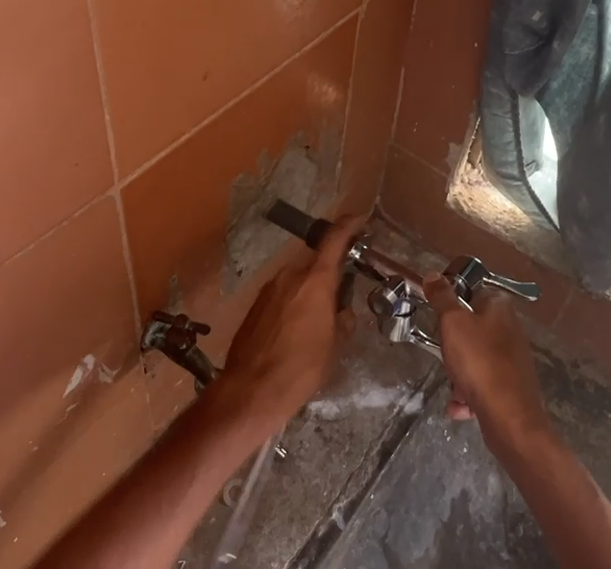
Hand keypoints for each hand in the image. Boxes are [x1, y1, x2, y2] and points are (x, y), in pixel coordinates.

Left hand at [210, 210, 361, 432]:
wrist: (251, 390)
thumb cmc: (301, 368)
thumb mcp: (334, 346)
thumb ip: (342, 320)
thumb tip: (342, 311)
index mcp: (316, 280)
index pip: (334, 239)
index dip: (349, 225)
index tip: (360, 219)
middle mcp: (290, 276)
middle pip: (315, 267)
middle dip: (328, 280)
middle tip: (338, 305)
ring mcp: (269, 289)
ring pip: (297, 283)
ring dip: (308, 296)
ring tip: (314, 328)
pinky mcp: (254, 306)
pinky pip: (280, 297)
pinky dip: (290, 308)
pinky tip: (292, 335)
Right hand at [424, 277, 550, 442]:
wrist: (510, 417)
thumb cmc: (479, 362)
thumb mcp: (453, 323)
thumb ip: (442, 298)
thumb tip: (433, 274)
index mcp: (500, 308)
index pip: (474, 293)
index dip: (454, 304)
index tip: (439, 318)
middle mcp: (510, 330)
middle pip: (472, 330)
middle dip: (454, 348)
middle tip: (446, 356)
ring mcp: (512, 361)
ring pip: (475, 360)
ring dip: (459, 375)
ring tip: (455, 388)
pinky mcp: (511, 387)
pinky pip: (482, 385)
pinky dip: (469, 396)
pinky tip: (459, 407)